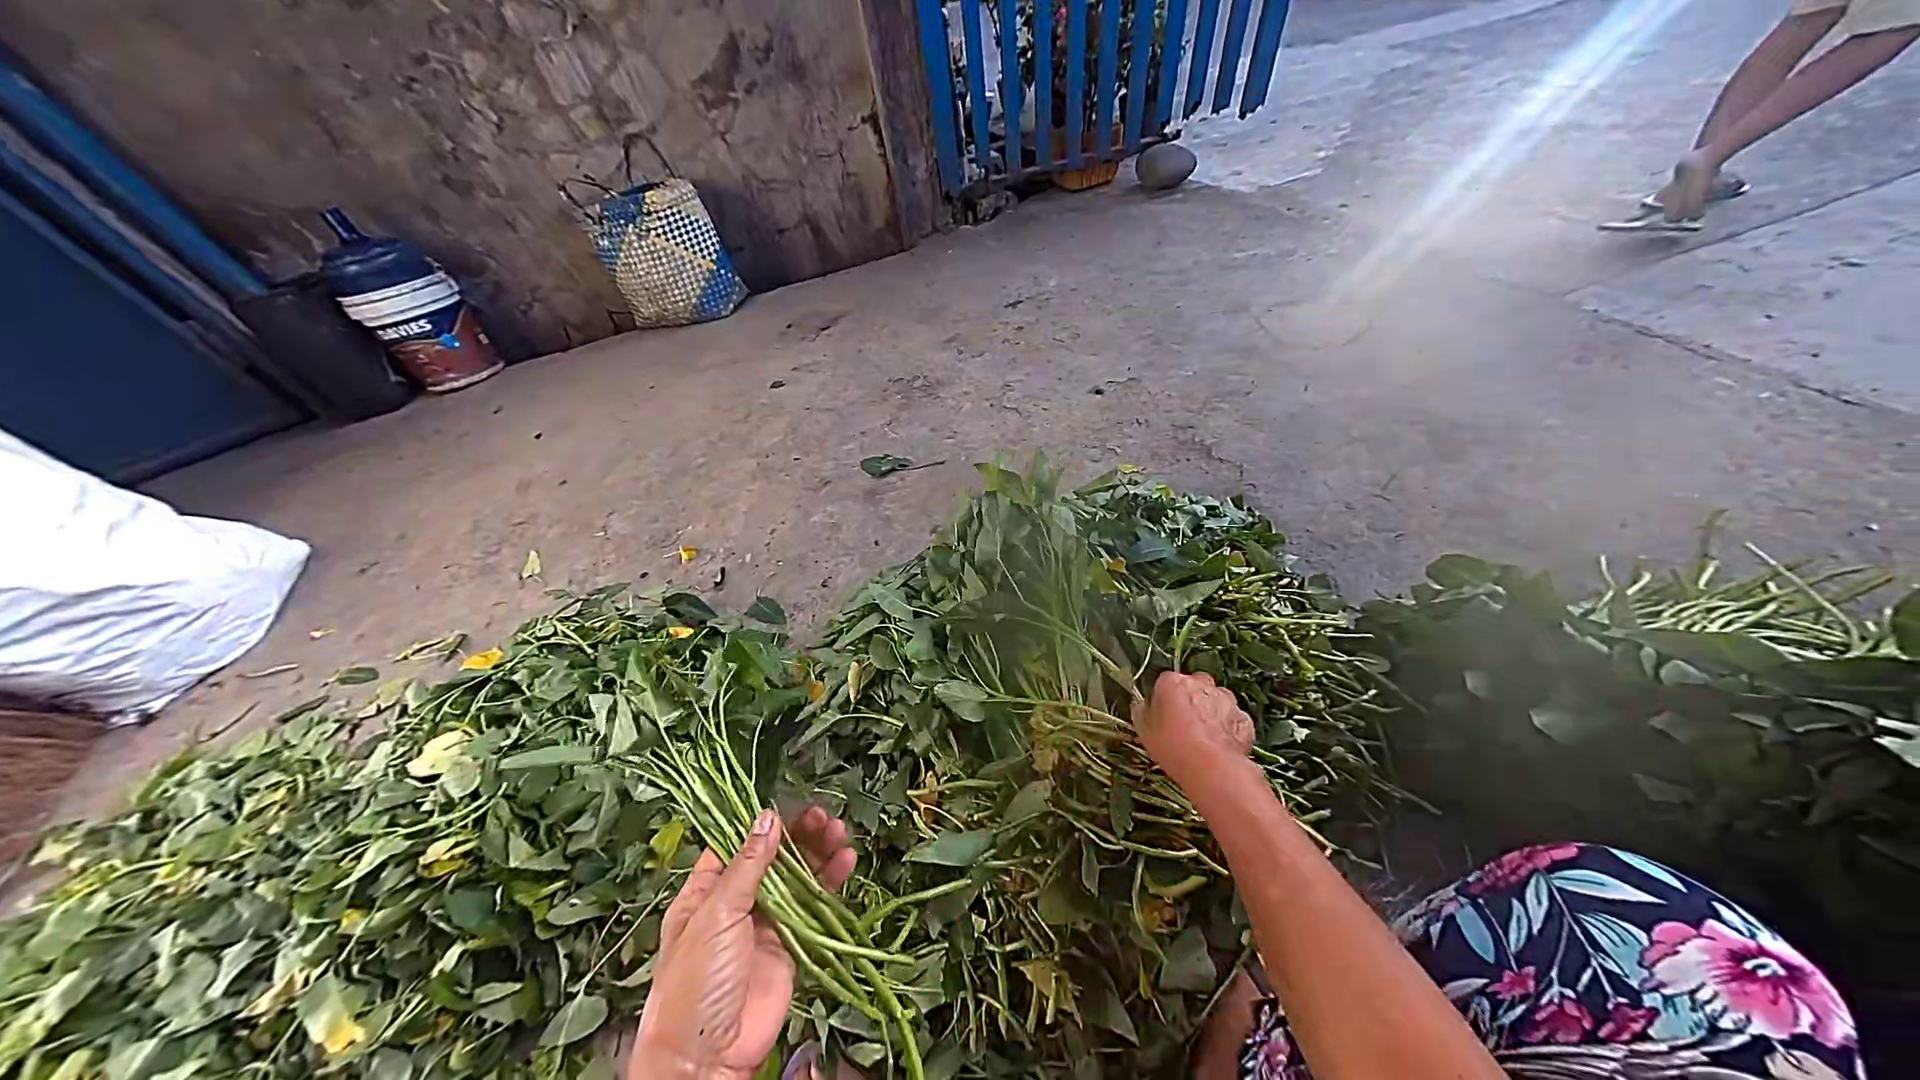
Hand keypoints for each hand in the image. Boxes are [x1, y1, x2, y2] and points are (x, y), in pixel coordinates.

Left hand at [632, 807, 856, 1079]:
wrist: (709, 1057)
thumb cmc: (695, 981)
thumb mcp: (716, 914)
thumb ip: (748, 865)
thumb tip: (768, 817)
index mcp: (707, 890)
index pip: (738, 843)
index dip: (765, 822)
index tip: (793, 803)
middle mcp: (738, 900)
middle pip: (774, 856)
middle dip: (799, 834)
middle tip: (823, 816)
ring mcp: (767, 921)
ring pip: (798, 876)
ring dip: (819, 852)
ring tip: (839, 831)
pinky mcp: (792, 942)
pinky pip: (815, 905)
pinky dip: (831, 881)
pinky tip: (846, 860)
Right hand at [1132, 671, 1254, 789]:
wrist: (1212, 769)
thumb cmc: (1172, 746)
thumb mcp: (1143, 730)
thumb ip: (1143, 710)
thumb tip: (1143, 706)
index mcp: (1173, 681)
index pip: (1165, 681)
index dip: (1164, 698)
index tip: (1162, 714)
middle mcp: (1202, 683)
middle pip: (1194, 686)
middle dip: (1190, 699)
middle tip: (1183, 724)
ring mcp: (1226, 700)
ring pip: (1216, 700)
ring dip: (1210, 712)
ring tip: (1203, 737)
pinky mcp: (1244, 718)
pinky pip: (1232, 719)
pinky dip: (1227, 728)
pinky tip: (1219, 745)